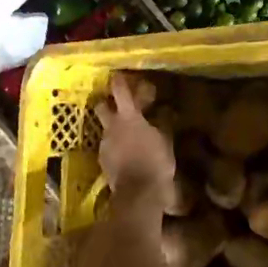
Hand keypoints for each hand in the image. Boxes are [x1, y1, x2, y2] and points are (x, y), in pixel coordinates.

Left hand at [94, 73, 174, 203]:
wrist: (138, 192)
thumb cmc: (156, 162)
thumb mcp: (165, 141)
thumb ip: (163, 124)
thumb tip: (166, 111)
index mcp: (128, 117)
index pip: (120, 91)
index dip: (119, 81)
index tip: (118, 74)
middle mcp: (111, 127)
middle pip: (101, 107)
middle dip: (107, 104)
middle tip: (118, 107)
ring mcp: (104, 144)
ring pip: (105, 129)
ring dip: (113, 130)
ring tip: (127, 137)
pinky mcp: (102, 161)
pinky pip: (108, 148)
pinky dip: (115, 148)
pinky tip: (125, 155)